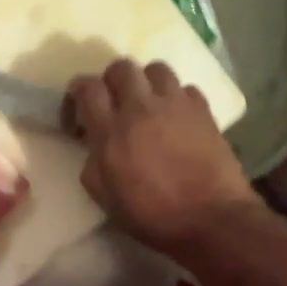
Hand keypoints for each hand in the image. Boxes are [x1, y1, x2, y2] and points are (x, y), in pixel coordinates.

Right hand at [70, 59, 260, 252]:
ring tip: (146, 103)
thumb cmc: (151, 214)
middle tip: (111, 101)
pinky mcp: (203, 109)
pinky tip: (174, 117)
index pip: (88, 88)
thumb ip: (93, 163)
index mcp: (112, 131)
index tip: (77, 107)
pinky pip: (184, 88)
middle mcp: (142, 107)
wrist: (209, 218)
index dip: (77, 91)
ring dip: (145, 82)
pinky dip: (175, 97)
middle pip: (121, 67)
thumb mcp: (104, 197)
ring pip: (155, 68)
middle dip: (111, 80)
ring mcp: (176, 104)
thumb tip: (96, 144)